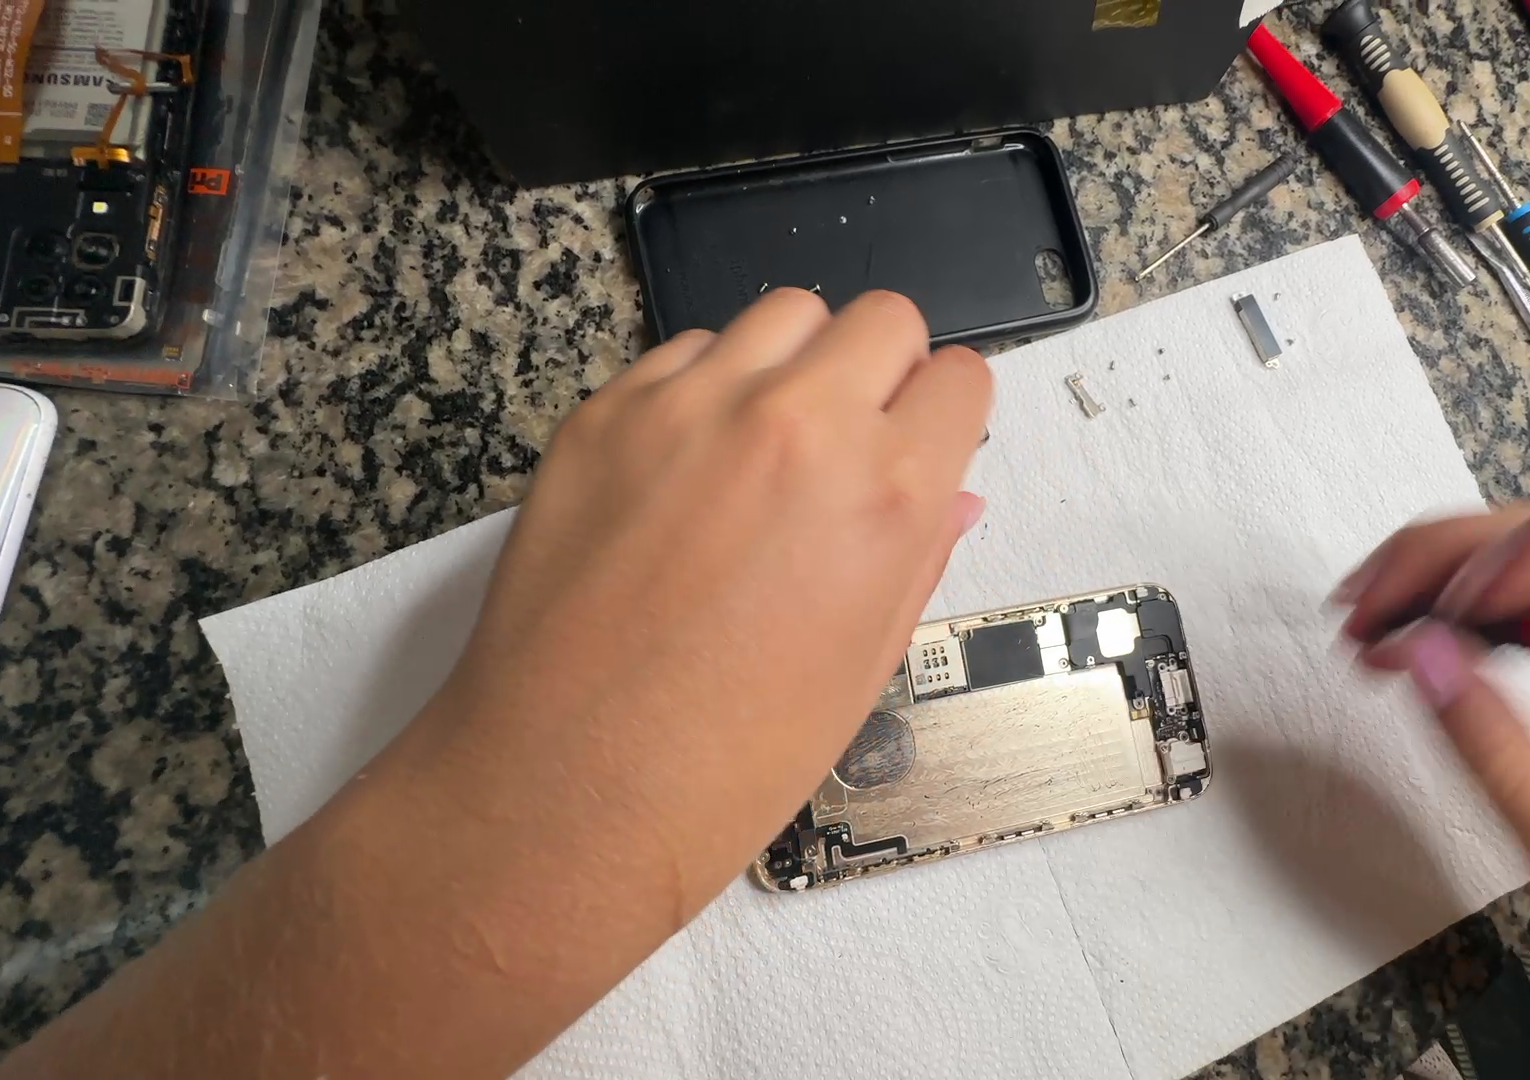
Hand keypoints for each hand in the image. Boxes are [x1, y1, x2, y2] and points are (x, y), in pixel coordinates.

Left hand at [375, 288, 992, 1061]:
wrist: (568, 790)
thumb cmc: (735, 754)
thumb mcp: (866, 661)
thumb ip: (920, 554)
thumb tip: (952, 498)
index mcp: (887, 494)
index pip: (961, 378)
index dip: (948, 411)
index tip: (925, 438)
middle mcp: (799, 425)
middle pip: (884, 316)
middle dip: (887, 368)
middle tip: (857, 435)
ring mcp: (693, 405)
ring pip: (788, 312)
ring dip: (802, 363)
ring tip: (774, 441)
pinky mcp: (606, 411)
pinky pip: (689, 351)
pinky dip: (711, 385)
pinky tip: (693, 463)